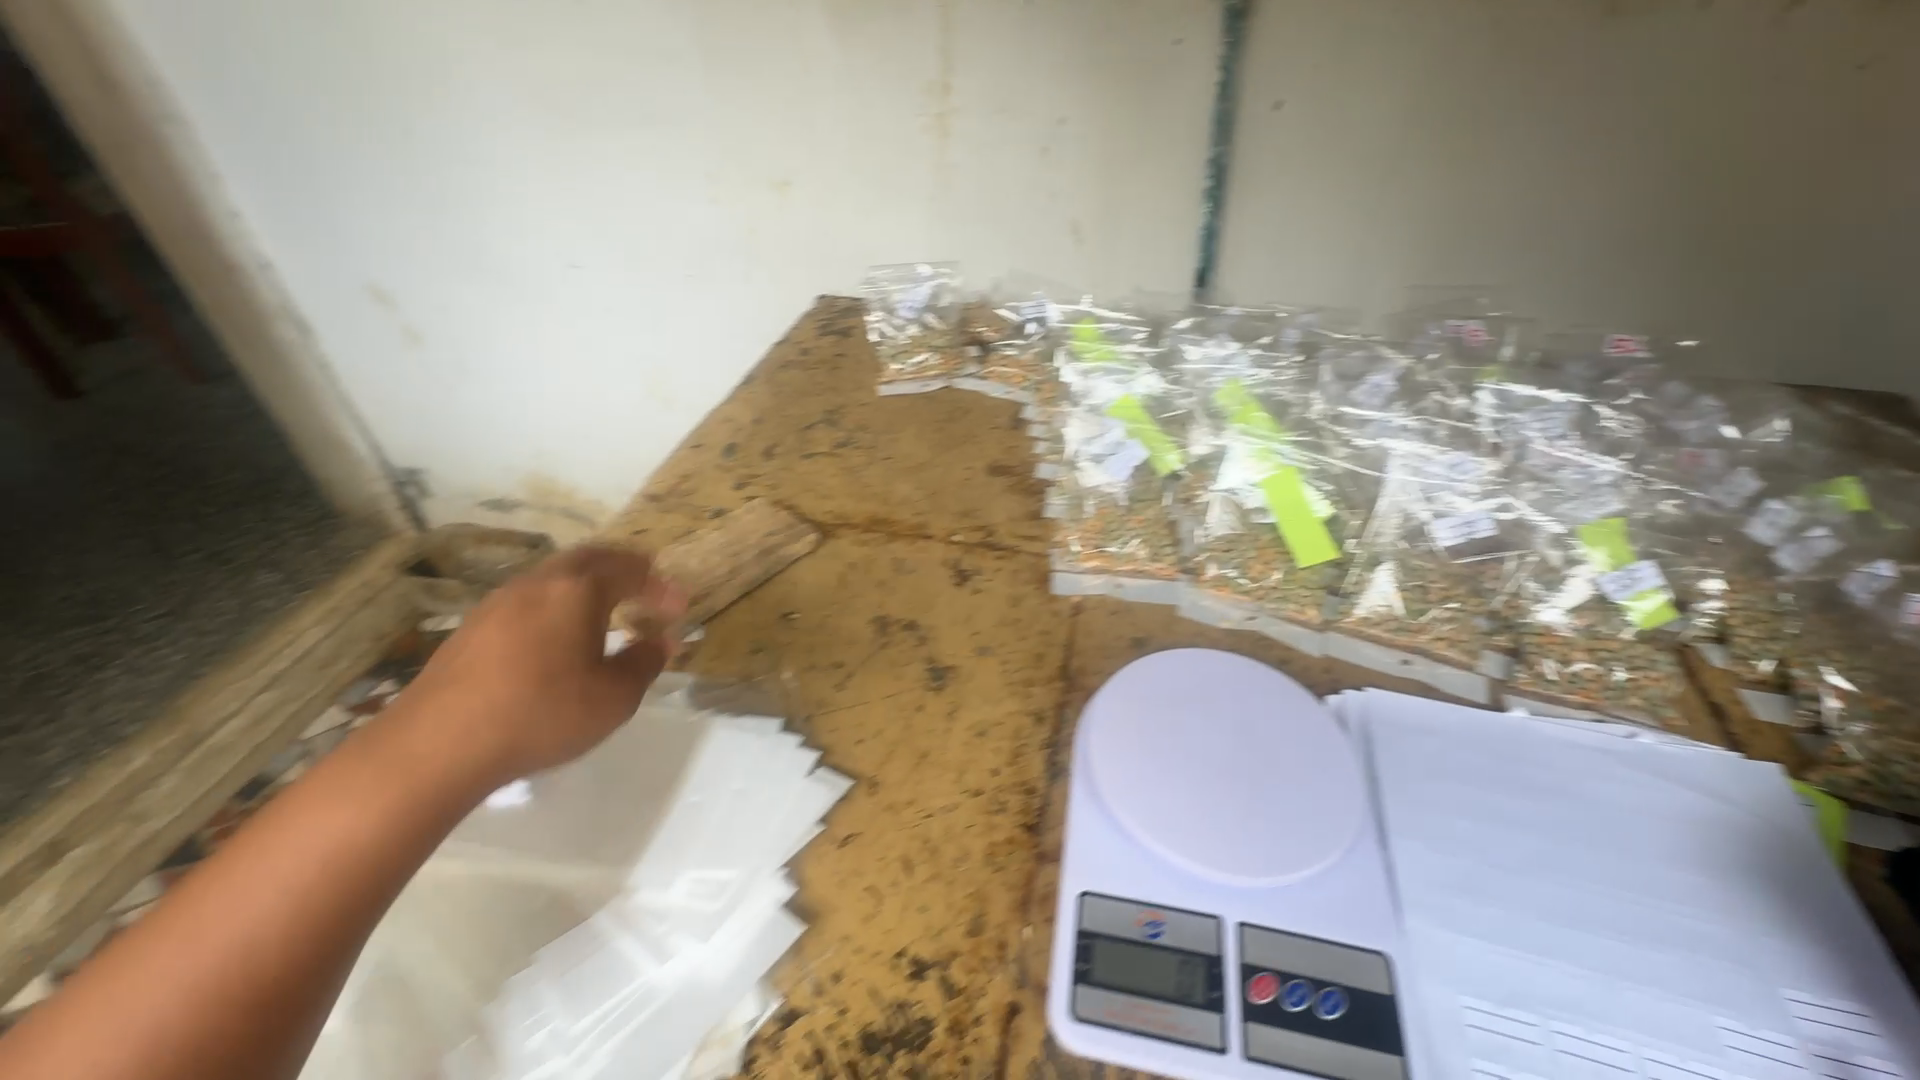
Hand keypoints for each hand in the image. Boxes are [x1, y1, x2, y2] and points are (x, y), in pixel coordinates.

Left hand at [392, 544, 687, 785]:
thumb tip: (660, 641)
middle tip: (646, 590)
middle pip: (589, 559)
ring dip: (587, 588)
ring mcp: (499, 602)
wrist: (438, 744)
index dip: (660, 585)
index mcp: (578, 590)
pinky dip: (557, 607)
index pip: (630, 570)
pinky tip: (557, 640)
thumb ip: (644, 662)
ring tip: (605, 616)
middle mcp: (538, 583)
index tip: (678, 607)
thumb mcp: (614, 698)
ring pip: (554, 578)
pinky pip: (528, 601)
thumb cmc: (542, 714)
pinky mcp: (472, 627)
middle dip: (623, 570)